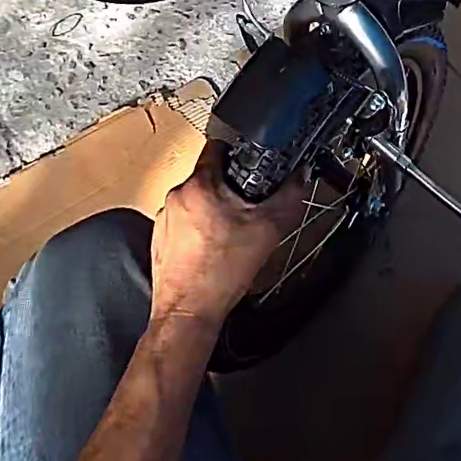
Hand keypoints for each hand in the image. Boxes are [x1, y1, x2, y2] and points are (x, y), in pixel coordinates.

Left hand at [149, 141, 306, 326]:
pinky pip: (184, 219)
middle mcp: (177, 195)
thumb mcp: (267, 231)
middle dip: (229, 185)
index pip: (218, 146)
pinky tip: (214, 246)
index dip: (238, 149)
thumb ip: (288, 198)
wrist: (188, 314)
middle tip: (246, 203)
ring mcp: (165, 217)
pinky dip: (199, 226)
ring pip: (197, 198)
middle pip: (209, 174)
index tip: (250, 159)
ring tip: (231, 229)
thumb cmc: (220, 274)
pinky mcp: (160, 238)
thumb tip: (300, 177)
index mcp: (199, 184)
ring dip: (213, 206)